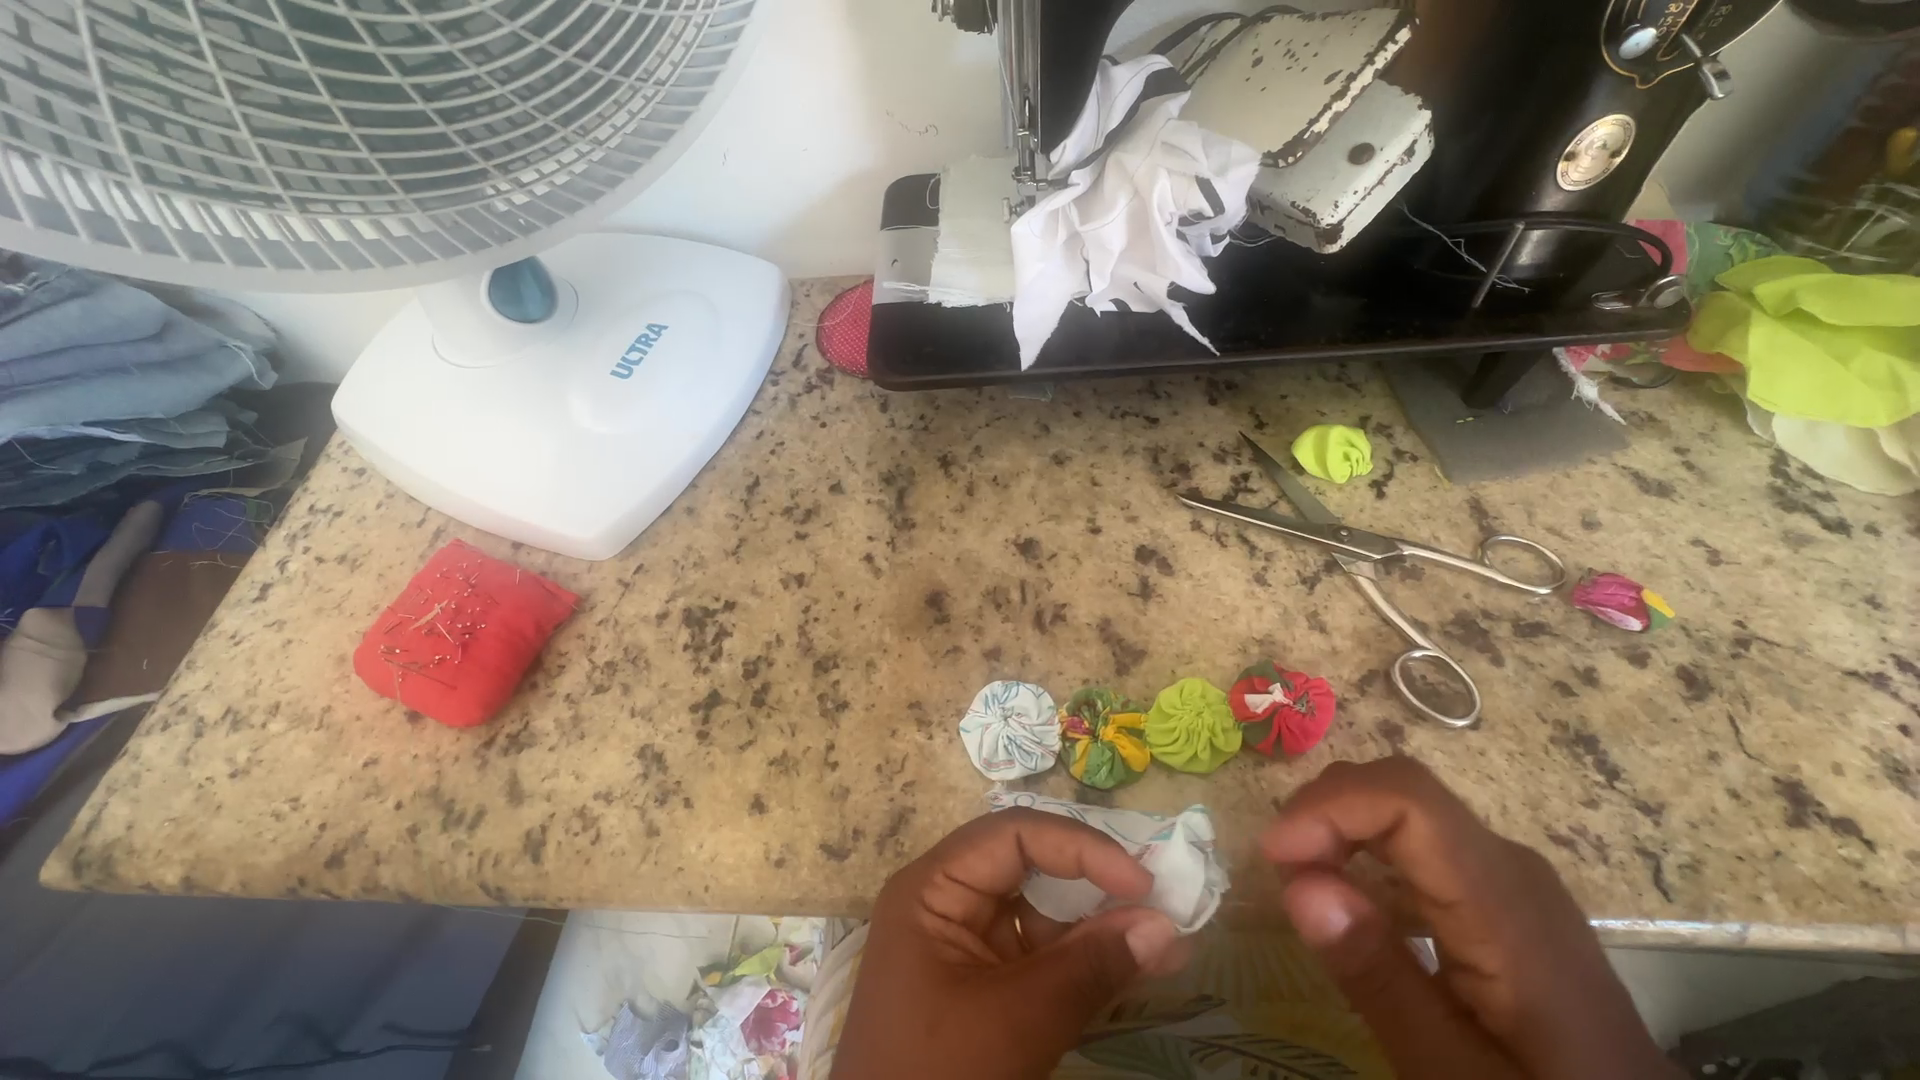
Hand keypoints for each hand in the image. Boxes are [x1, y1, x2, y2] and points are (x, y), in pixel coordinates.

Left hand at [831, 808, 1191, 1079]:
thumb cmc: (939, 1073)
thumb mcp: (1017, 1019)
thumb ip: (1091, 967)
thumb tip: (1166, 926)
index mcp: (933, 888)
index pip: (1013, 836)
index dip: (1080, 848)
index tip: (1141, 883)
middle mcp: (946, 902)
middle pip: (1028, 868)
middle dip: (1094, 883)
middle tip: (1160, 901)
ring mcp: (964, 945)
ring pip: (1039, 913)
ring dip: (1098, 926)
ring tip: (1164, 941)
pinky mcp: (983, 986)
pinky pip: (1039, 956)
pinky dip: (1084, 961)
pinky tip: (1133, 968)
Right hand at [1264, 757, 1679, 1079]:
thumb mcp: (1454, 1071)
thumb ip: (1378, 978)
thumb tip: (1298, 885)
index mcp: (1505, 907)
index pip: (1409, 800)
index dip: (1329, 806)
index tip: (1274, 857)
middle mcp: (1511, 867)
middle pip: (1404, 790)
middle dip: (1324, 811)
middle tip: (1281, 874)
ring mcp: (1512, 875)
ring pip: (1409, 806)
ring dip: (1340, 826)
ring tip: (1303, 885)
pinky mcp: (1504, 892)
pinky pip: (1423, 839)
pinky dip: (1368, 847)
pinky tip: (1350, 898)